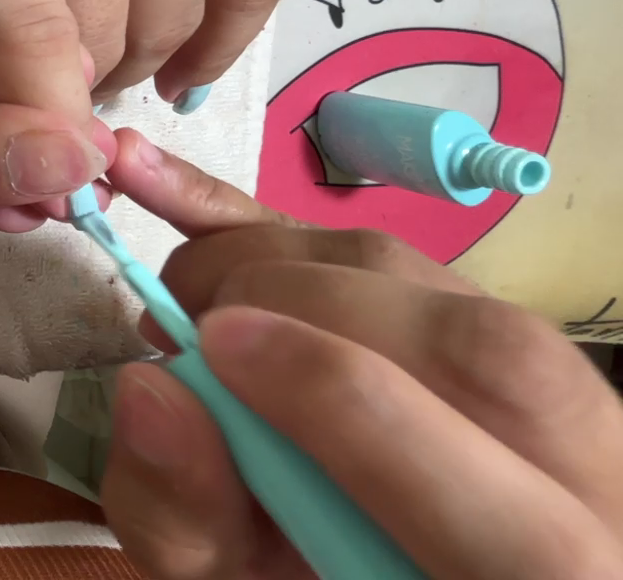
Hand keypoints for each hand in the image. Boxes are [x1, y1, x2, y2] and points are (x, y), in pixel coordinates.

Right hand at [98, 130, 622, 578]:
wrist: (354, 541)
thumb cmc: (284, 575)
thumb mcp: (215, 577)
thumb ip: (181, 510)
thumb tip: (149, 384)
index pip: (522, 530)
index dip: (346, 406)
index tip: (205, 345)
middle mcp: (603, 494)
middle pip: (489, 355)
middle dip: (298, 305)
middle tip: (187, 327)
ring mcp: (565, 395)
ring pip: (427, 276)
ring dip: (272, 263)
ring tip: (195, 305)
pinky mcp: (478, 317)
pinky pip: (376, 246)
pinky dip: (253, 217)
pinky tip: (163, 185)